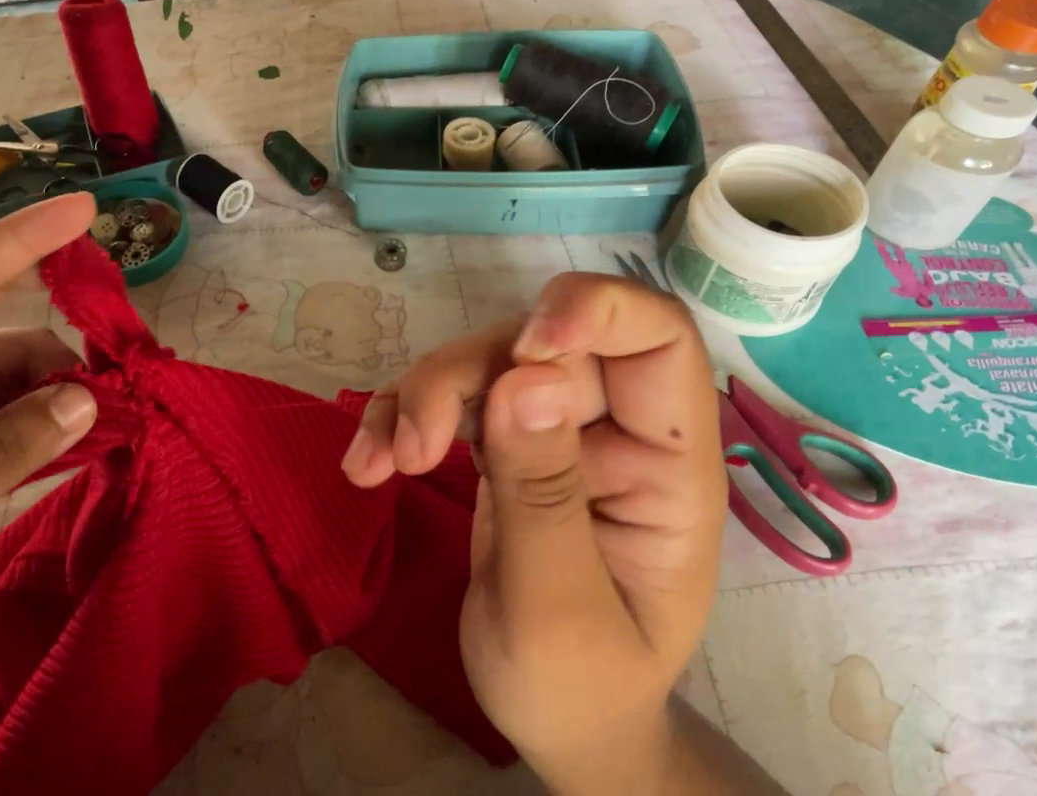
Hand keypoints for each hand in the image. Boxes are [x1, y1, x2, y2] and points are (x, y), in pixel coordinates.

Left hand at [0, 194, 101, 644]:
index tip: (82, 208)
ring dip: (58, 379)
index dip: (19, 239)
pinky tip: (78, 434)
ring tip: (106, 415)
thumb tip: (90, 399)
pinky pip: (11, 393)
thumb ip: (4, 452)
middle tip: (116, 300)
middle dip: (50, 293)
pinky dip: (47, 408)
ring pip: (11, 355)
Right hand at [342, 273, 726, 792]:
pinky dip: (399, 418)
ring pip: (484, 362)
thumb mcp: (560, 611)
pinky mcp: (503, 447)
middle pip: (542, 343)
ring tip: (380, 469)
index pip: (658, 339)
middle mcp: (613, 431)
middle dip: (465, 375)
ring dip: (420, 396)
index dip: (597, 312)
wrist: (554, 723)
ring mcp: (554, 434)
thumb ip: (544, 495)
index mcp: (668, 464)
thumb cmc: (581, 685)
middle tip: (414, 448)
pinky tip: (368, 467)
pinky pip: (448, 401)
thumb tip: (525, 376)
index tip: (524, 347)